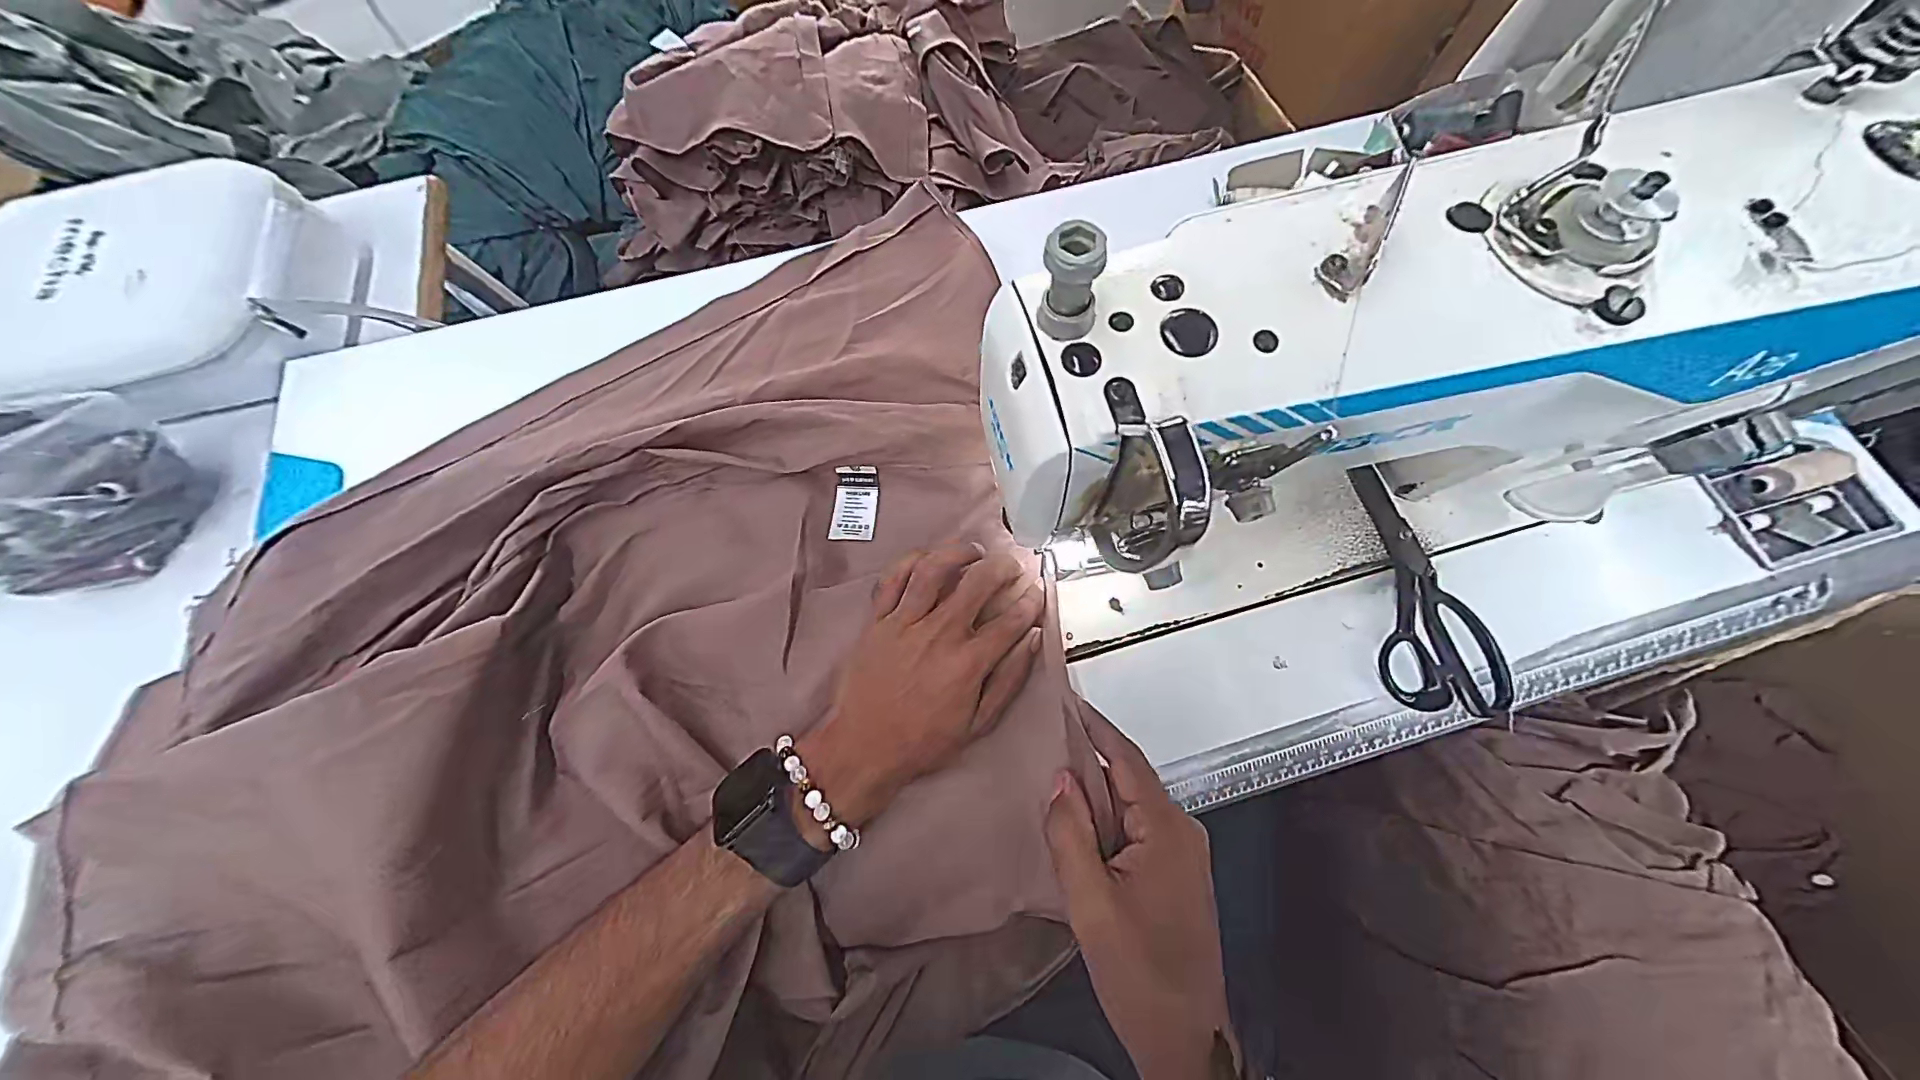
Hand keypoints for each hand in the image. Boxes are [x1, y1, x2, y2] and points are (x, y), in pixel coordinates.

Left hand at [798, 543, 1045, 834]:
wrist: (863, 747)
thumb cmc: (921, 741)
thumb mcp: (978, 724)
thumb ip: (1009, 680)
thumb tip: (1031, 642)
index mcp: (967, 663)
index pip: (1010, 621)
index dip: (1029, 602)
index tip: (1036, 594)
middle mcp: (938, 635)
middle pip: (977, 583)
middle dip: (1002, 567)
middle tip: (1011, 565)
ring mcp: (904, 624)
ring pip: (934, 570)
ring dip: (959, 553)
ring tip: (973, 551)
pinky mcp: (877, 621)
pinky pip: (893, 579)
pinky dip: (911, 561)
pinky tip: (927, 558)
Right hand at [1044, 709, 1234, 1079]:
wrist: (1186, 1038)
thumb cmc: (1140, 974)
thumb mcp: (1091, 902)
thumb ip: (1071, 834)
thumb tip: (1060, 779)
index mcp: (1167, 830)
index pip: (1128, 760)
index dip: (1097, 727)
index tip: (1069, 701)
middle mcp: (1182, 832)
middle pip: (1130, 779)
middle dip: (1090, 758)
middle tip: (1048, 738)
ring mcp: (1184, 853)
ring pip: (1132, 804)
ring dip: (1097, 791)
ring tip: (1054, 775)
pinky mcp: (1177, 872)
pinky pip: (1137, 827)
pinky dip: (1108, 817)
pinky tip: (1079, 823)